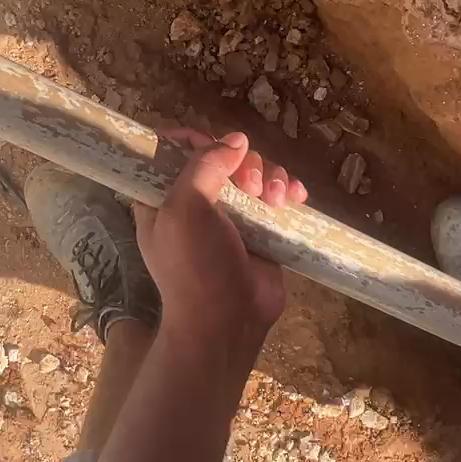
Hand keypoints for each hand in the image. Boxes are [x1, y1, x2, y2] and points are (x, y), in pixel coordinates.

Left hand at [132, 130, 305, 363]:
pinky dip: (289, 190)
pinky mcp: (262, 230)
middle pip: (224, 158)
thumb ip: (204, 166)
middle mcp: (197, 203)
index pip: (173, 152)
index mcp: (164, 198)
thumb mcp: (185, 210)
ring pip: (255, 173)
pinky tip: (296, 198)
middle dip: (244, 164)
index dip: (194, 142)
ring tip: (276, 200)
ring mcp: (232, 216)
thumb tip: (236, 140)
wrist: (227, 321)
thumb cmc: (195, 266)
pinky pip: (277, 196)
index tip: (214, 147)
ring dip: (272, 177)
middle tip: (251, 187)